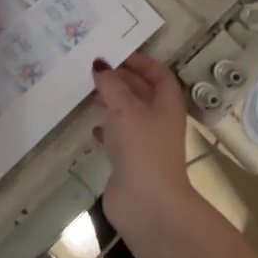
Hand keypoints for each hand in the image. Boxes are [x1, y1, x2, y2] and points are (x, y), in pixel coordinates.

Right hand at [92, 53, 190, 224]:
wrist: (147, 202)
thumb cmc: (142, 148)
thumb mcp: (125, 109)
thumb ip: (111, 84)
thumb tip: (100, 65)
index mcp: (167, 104)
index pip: (159, 74)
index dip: (142, 62)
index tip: (117, 55)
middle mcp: (159, 121)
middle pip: (143, 93)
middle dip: (122, 80)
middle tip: (95, 71)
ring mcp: (145, 142)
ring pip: (129, 115)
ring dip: (112, 103)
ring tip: (89, 93)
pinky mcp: (130, 161)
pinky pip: (118, 137)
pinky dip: (106, 129)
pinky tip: (92, 127)